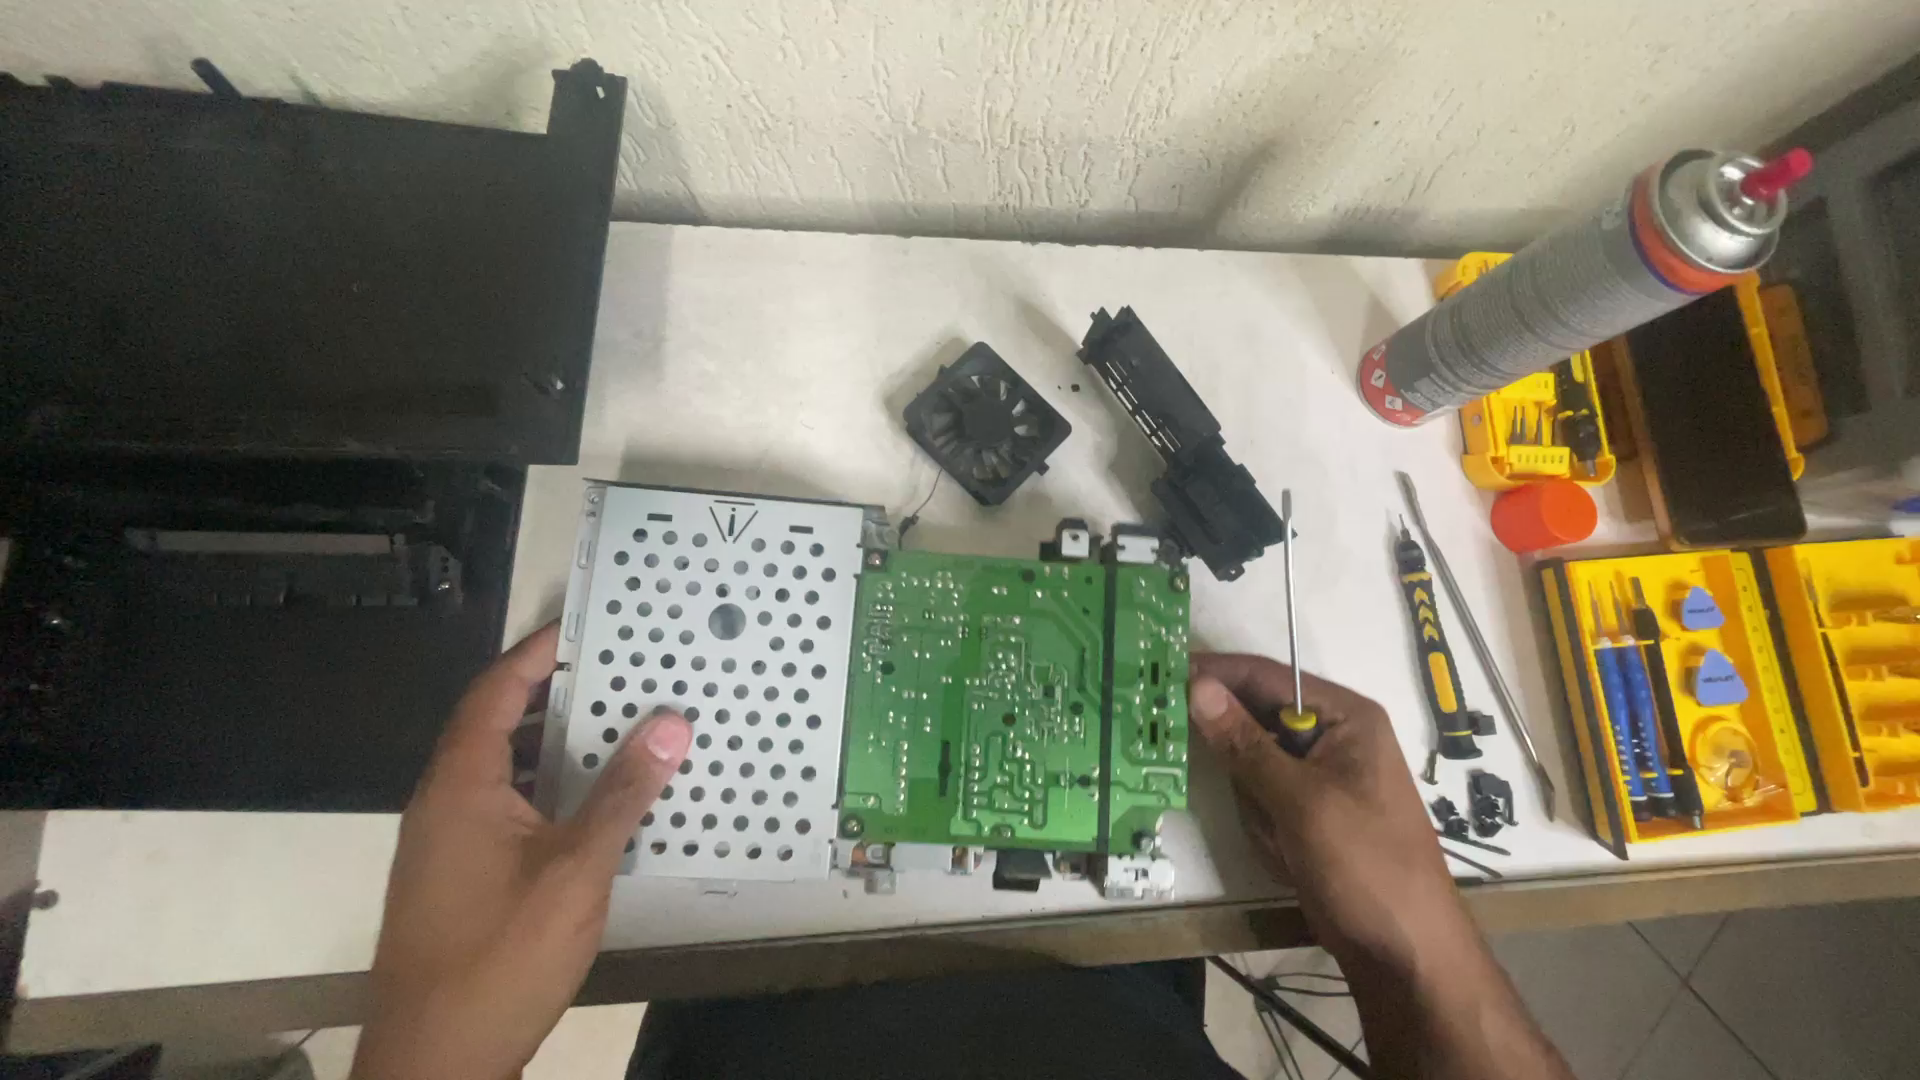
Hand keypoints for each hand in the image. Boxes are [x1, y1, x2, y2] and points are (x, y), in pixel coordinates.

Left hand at [350, 623, 691, 1079]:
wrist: (436, 1066)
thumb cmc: (501, 956)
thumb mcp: (575, 869)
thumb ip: (623, 792)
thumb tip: (670, 722)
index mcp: (461, 786)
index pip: (494, 693)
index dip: (537, 653)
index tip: (589, 626)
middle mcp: (447, 802)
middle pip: (499, 722)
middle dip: (558, 690)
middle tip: (625, 667)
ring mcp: (453, 840)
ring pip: (508, 766)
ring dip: (559, 739)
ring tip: (624, 719)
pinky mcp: (467, 872)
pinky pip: (514, 802)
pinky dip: (555, 782)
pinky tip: (602, 795)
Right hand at [1188, 653, 1470, 974]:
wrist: (1403, 952)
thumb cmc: (1364, 864)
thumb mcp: (1299, 800)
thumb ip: (1244, 742)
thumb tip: (1196, 686)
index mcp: (1345, 716)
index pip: (1267, 676)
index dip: (1217, 673)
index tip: (1164, 674)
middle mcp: (1331, 735)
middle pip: (1254, 719)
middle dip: (1241, 759)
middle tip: (1238, 785)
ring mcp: (1317, 773)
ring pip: (1249, 760)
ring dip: (1254, 800)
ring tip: (1283, 837)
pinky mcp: (1304, 807)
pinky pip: (1258, 793)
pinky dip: (1261, 820)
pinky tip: (1286, 851)